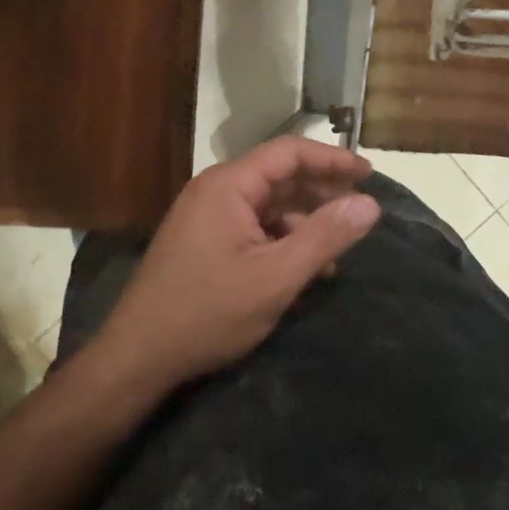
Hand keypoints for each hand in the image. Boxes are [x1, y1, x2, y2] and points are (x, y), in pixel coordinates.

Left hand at [92, 137, 381, 390]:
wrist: (138, 357)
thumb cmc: (208, 313)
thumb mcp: (276, 277)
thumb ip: (324, 237)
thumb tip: (370, 203)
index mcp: (228, 186)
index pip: (289, 153)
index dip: (332, 160)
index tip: (369, 175)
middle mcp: (214, 191)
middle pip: (279, 177)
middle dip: (321, 195)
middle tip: (361, 215)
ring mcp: (205, 217)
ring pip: (267, 206)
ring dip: (303, 224)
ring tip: (336, 254)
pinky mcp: (202, 243)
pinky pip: (251, 228)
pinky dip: (280, 242)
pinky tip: (301, 270)